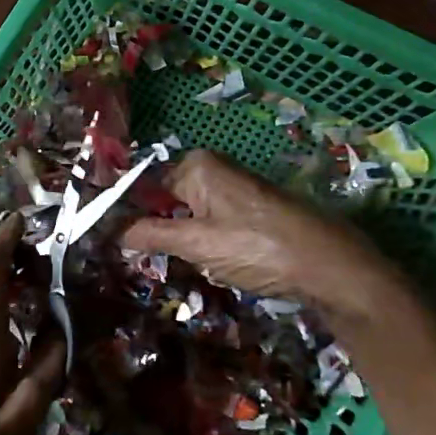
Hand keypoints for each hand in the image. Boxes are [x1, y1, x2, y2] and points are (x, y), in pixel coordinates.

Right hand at [120, 149, 409, 322]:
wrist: (332, 268)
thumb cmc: (258, 248)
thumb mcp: (196, 244)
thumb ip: (149, 235)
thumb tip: (107, 231)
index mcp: (196, 165)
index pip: (142, 185)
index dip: (122, 212)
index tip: (103, 239)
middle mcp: (213, 169)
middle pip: (163, 199)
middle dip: (151, 229)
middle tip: (136, 259)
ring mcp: (233, 190)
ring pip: (185, 215)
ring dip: (175, 240)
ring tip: (167, 265)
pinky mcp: (248, 211)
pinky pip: (208, 223)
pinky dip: (199, 242)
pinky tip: (204, 264)